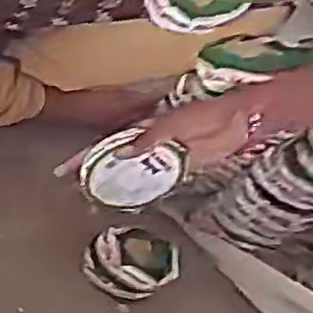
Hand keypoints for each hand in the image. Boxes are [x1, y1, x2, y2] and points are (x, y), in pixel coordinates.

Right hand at [53, 88, 261, 178]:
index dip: (85, 156)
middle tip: (69, 186)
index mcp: (145, 127)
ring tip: (88, 195)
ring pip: (128, 170)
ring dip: (110, 182)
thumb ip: (151, 137)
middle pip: (112, 157)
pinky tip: (125, 198)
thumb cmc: (216, 114)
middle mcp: (149, 142)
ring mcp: (162, 155)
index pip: (107, 143)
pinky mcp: (179, 167)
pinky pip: (151, 180)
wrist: (249, 119)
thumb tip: (120, 152)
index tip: (63, 171)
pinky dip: (136, 189)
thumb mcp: (179, 122)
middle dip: (89, 170)